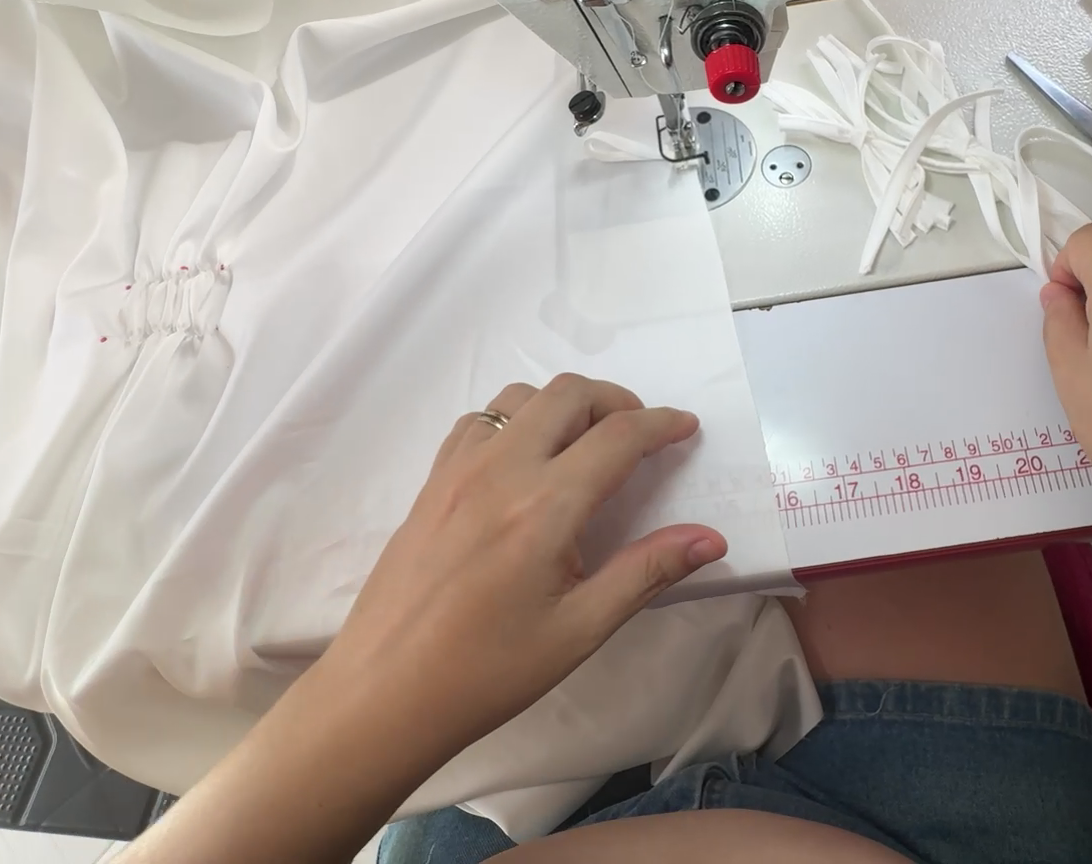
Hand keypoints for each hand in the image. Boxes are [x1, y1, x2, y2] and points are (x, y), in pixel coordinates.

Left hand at [310, 373, 726, 764]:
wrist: (379, 698)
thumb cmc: (487, 671)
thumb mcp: (580, 630)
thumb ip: (648, 571)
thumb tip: (711, 538)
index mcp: (545, 507)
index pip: (618, 436)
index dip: (662, 423)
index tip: (687, 427)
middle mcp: (502, 470)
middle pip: (570, 393)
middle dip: (617, 401)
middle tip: (641, 435)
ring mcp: (459, 469)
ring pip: (523, 395)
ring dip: (566, 403)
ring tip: (587, 442)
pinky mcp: (432, 481)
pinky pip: (482, 420)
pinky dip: (519, 418)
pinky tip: (527, 459)